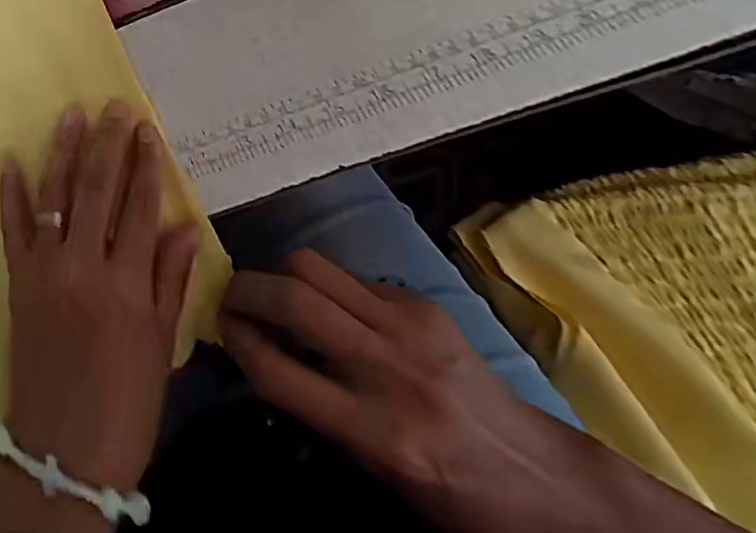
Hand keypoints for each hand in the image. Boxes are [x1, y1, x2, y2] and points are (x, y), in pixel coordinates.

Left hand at [0, 102, 200, 527]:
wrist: (63, 453)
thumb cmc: (125, 402)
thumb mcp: (161, 346)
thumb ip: (170, 281)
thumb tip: (182, 226)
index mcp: (126, 285)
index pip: (139, 208)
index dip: (145, 166)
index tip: (147, 131)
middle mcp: (83, 268)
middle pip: (97, 192)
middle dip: (108, 145)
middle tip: (114, 109)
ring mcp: (44, 273)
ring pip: (54, 200)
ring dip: (62, 154)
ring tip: (70, 116)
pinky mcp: (17, 284)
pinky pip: (11, 232)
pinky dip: (10, 196)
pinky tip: (10, 162)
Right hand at [220, 249, 741, 532]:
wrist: (536, 474)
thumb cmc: (447, 489)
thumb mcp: (374, 466)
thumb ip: (315, 407)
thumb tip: (261, 349)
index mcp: (377, 433)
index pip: (276, 371)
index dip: (235, 340)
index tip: (220, 327)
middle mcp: (390, 370)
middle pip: (292, 298)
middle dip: (245, 289)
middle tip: (230, 298)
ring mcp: (410, 327)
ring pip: (314, 267)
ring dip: (280, 274)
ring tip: (272, 293)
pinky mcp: (423, 303)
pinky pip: (350, 276)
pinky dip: (324, 284)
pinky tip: (329, 306)